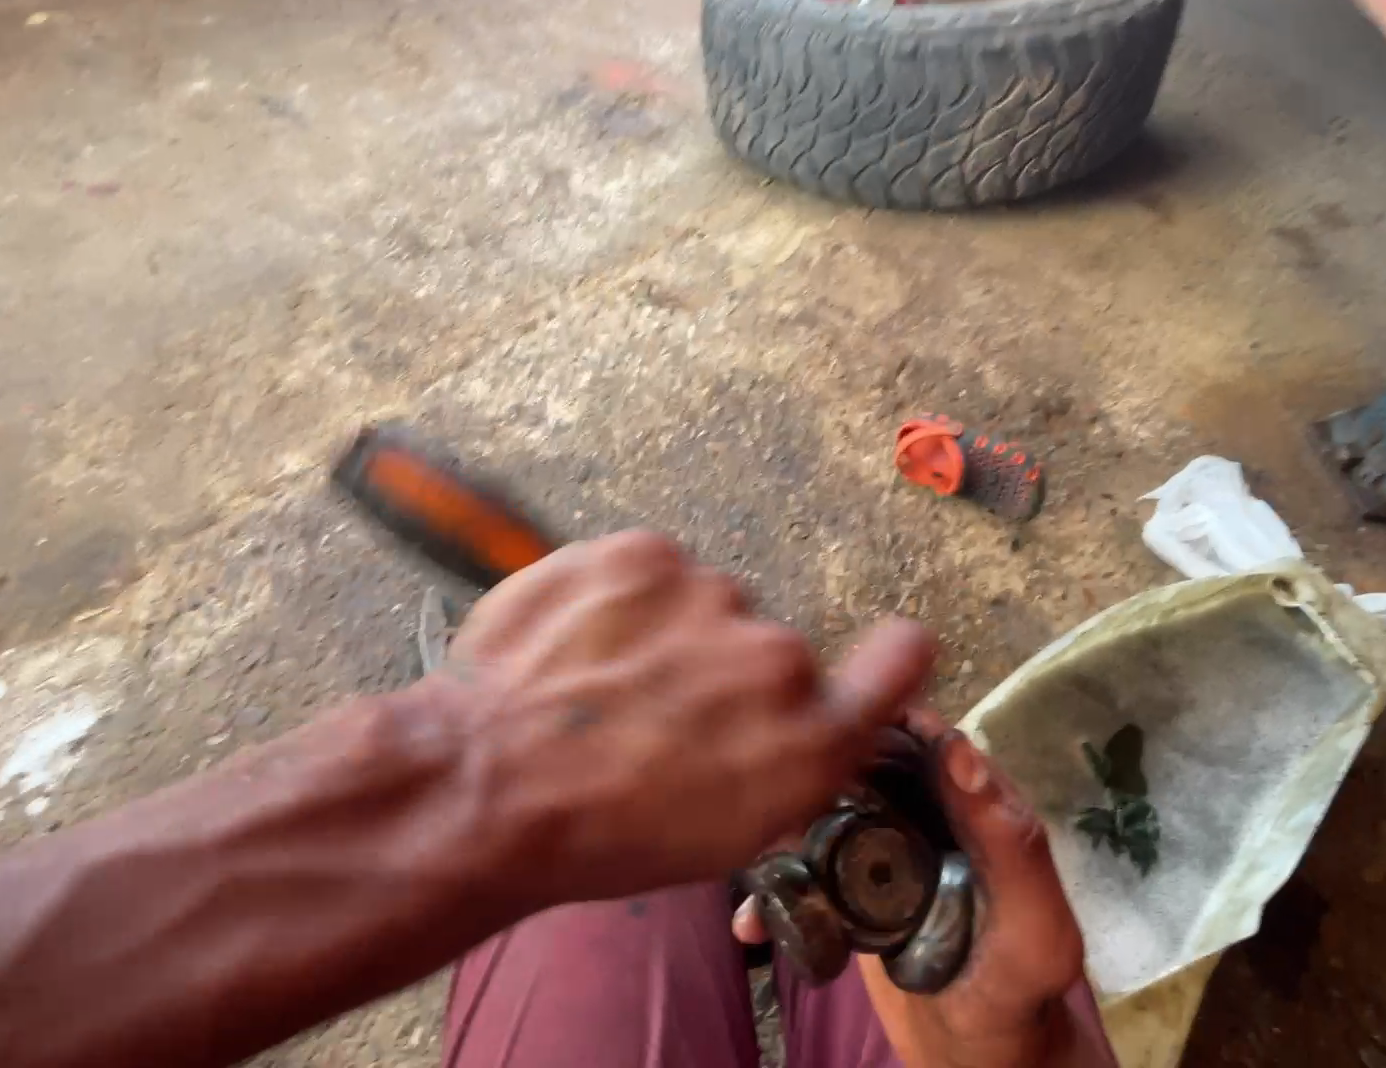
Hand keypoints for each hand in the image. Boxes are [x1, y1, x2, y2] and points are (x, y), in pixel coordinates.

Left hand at [441, 530, 935, 907]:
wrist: (487, 784)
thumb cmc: (598, 831)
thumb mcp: (719, 833)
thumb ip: (781, 763)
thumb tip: (788, 718)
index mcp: (804, 743)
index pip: (898, 666)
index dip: (896, 652)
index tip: (897, 641)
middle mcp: (777, 661)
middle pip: (767, 642)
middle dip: (722, 666)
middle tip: (652, 704)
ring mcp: (711, 596)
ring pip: (704, 600)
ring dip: (668, 626)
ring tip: (603, 676)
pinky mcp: (645, 553)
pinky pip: (652, 568)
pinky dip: (622, 595)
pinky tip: (582, 639)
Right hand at [735, 706, 1113, 1067]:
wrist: (980, 1059)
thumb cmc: (1019, 994)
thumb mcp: (1033, 928)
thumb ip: (1010, 844)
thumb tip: (957, 747)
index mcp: (969, 803)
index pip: (917, 734)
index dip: (871, 721)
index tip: (820, 727)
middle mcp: (922, 811)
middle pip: (857, 764)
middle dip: (812, 770)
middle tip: (772, 800)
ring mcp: (880, 849)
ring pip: (822, 811)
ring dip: (781, 829)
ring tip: (753, 859)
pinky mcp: (849, 888)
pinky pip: (805, 870)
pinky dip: (775, 889)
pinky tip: (751, 921)